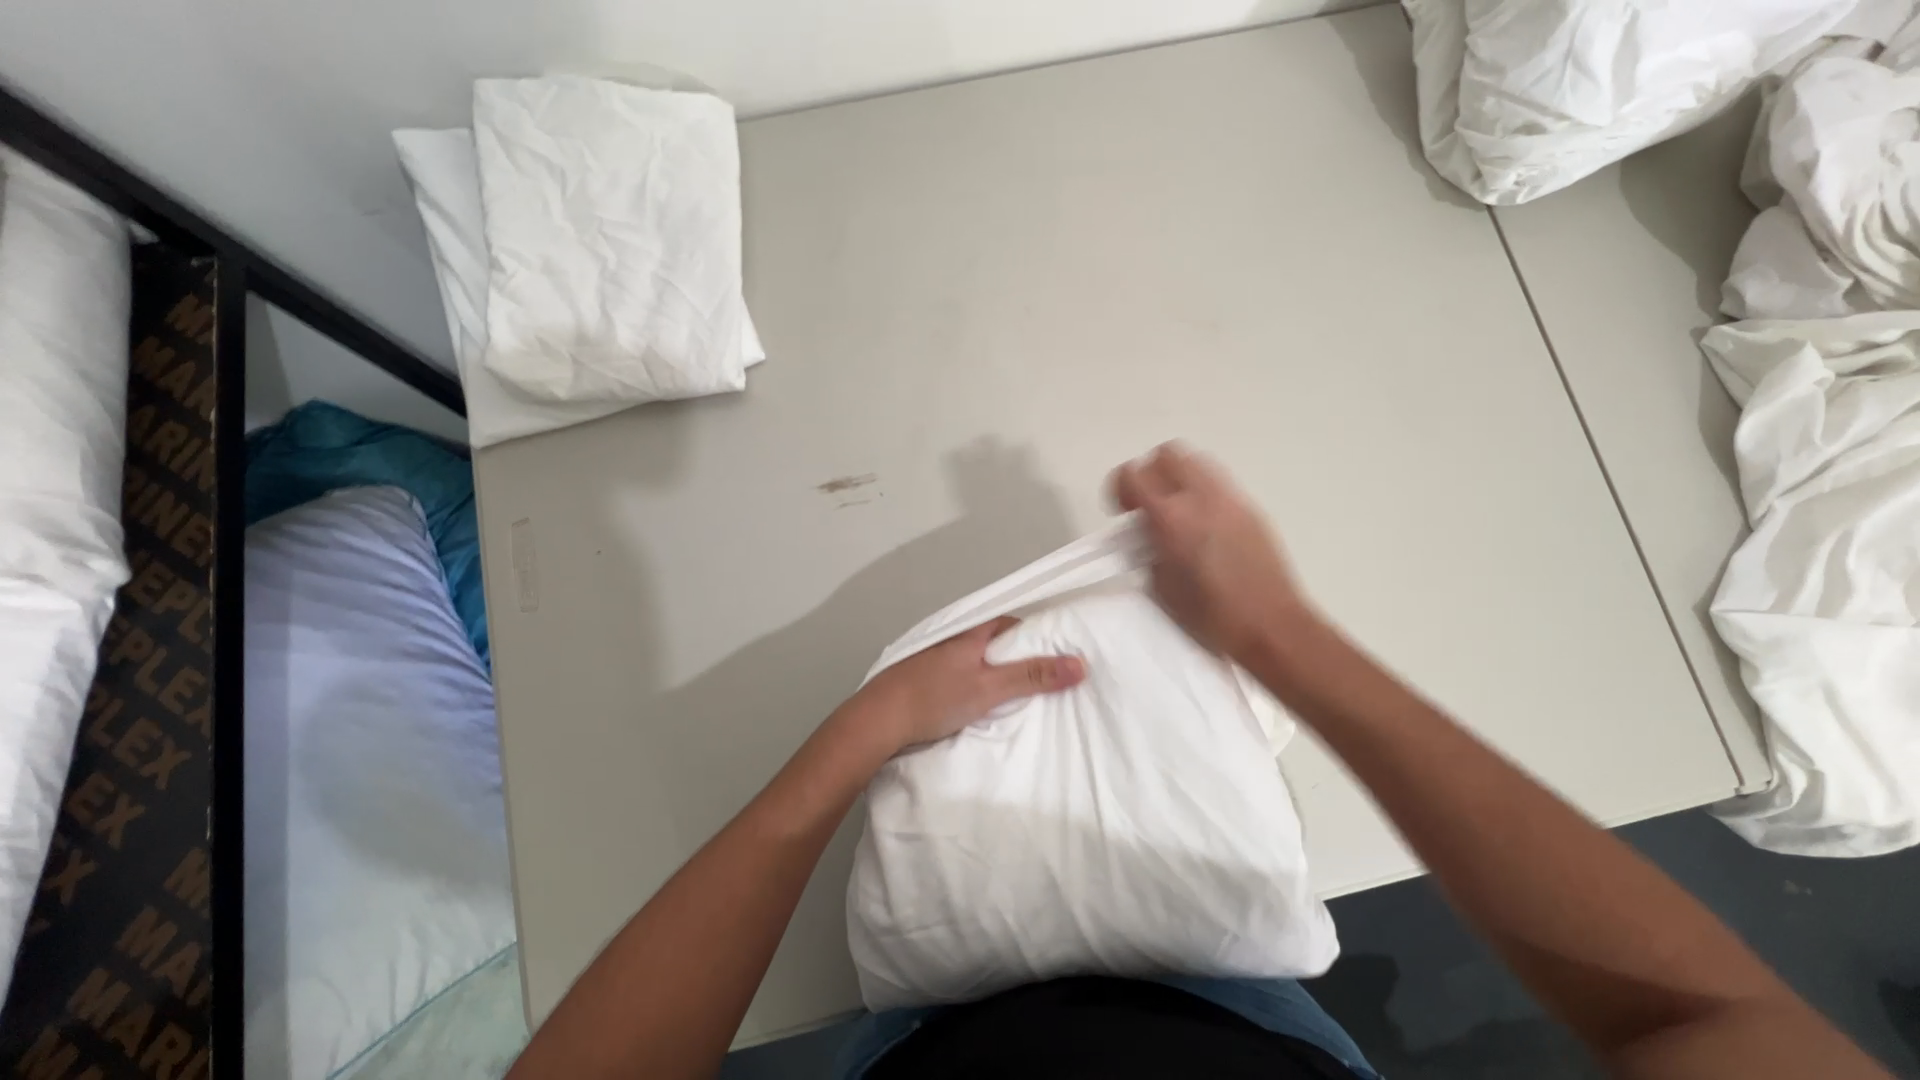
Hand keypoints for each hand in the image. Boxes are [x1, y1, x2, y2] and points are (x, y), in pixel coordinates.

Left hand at [837, 617, 1085, 754]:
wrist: (876, 721)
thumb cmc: (934, 698)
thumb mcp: (989, 688)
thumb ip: (1033, 676)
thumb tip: (1080, 663)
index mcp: (970, 632)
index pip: (1013, 624)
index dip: (1037, 639)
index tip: (1057, 660)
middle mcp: (953, 639)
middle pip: (996, 643)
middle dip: (1018, 659)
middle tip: (1043, 683)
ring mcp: (936, 659)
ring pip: (977, 661)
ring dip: (996, 674)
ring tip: (1017, 696)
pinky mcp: (924, 680)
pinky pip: (961, 676)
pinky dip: (976, 685)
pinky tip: (981, 703)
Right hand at [1111, 441, 1315, 664]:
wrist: (1271, 625)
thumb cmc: (1210, 615)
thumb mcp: (1162, 586)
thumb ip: (1150, 550)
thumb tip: (1151, 537)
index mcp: (1172, 518)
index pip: (1133, 474)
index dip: (1121, 488)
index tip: (1124, 512)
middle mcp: (1202, 498)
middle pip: (1168, 454)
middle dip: (1151, 473)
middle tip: (1148, 506)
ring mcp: (1231, 500)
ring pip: (1197, 462)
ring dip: (1179, 479)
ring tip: (1178, 514)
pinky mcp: (1252, 509)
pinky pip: (1220, 485)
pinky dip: (1203, 494)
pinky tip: (1204, 528)